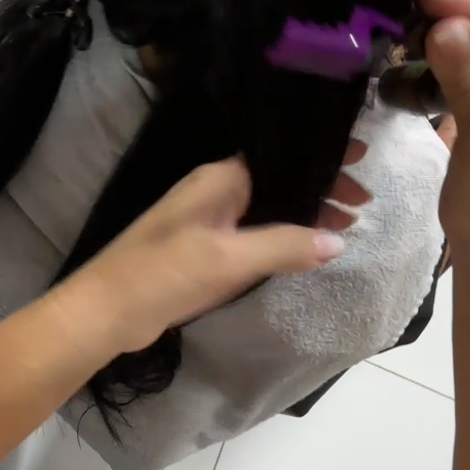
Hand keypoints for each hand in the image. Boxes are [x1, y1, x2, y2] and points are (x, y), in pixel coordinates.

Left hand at [48, 158, 343, 355]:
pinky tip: (303, 251)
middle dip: (319, 189)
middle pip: (277, 181)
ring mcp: (207, 223)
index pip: (281, 157)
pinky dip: (279, 239)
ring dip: (301, 215)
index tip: (363, 163)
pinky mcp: (202, 252)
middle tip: (363, 204)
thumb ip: (284, 245)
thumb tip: (337, 241)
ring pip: (266, 210)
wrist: (106, 311)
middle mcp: (214, 193)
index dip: (322, 160)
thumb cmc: (163, 275)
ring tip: (346, 225)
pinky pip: (250, 237)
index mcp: (219, 179)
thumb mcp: (229, 259)